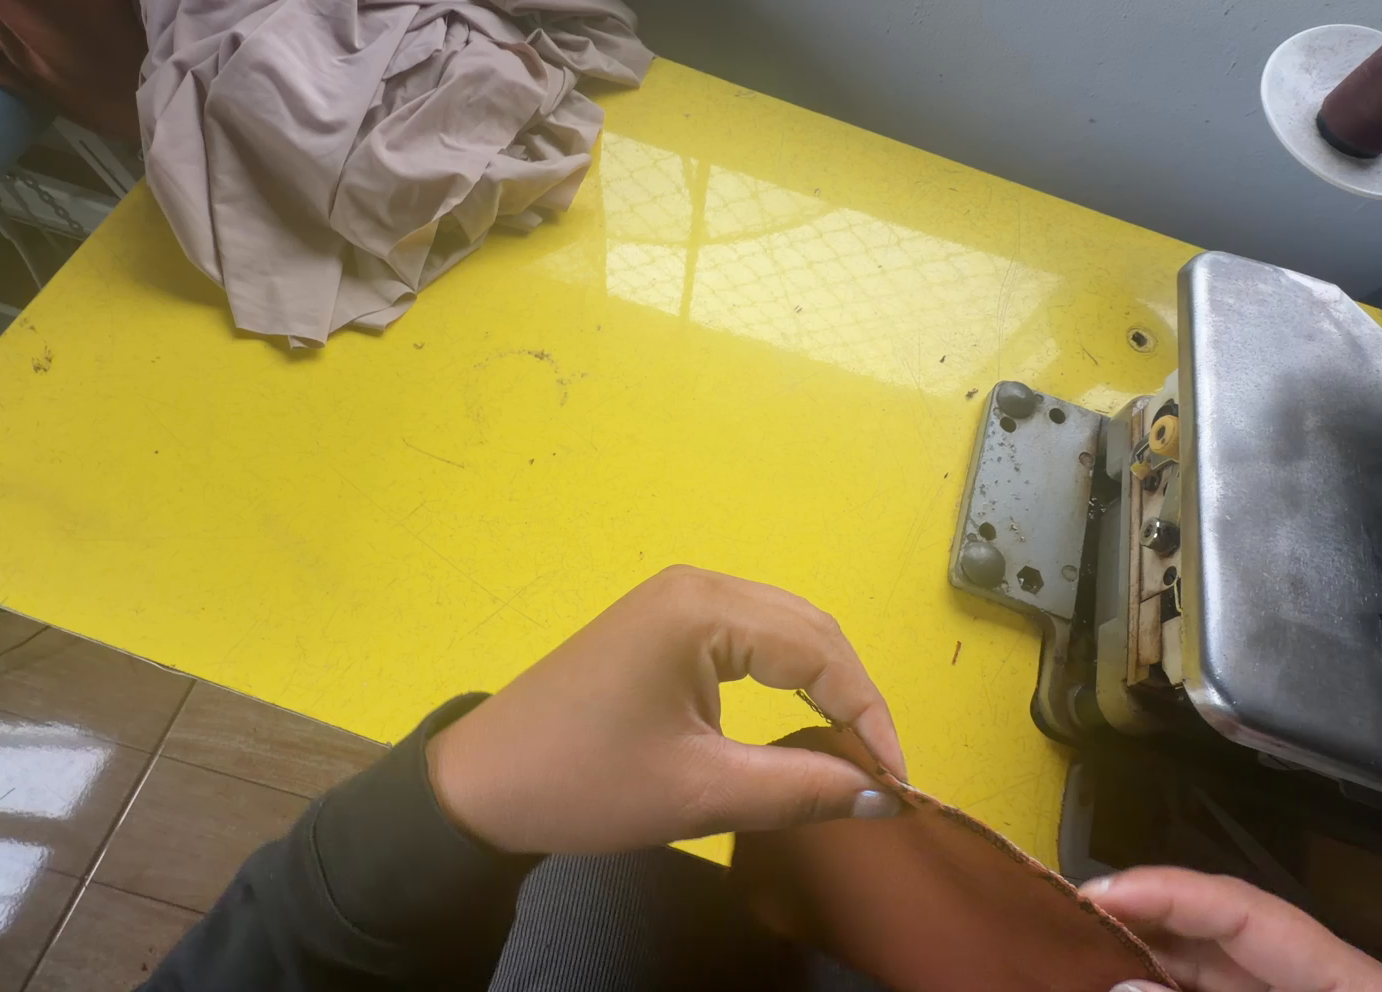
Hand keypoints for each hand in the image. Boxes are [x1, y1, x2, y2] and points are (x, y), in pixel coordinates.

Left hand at [425, 565, 906, 854]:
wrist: (483, 783)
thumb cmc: (585, 782)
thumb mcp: (698, 792)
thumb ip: (800, 790)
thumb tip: (883, 799)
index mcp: (704, 607)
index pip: (819, 650)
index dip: (869, 714)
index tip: (898, 783)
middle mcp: (699, 583)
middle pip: (808, 629)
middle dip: (852, 696)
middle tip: (879, 769)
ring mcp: (681, 596)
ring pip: (784, 628)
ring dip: (825, 682)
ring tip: (850, 747)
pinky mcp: (670, 618)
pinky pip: (753, 635)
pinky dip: (789, 673)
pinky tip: (802, 712)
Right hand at [1082, 867, 1381, 991]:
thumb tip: (1122, 987)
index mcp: (1352, 987)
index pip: (1247, 911)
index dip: (1166, 892)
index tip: (1094, 897)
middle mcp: (1322, 987)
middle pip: (1219, 934)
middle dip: (1143, 923)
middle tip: (1069, 923)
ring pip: (1208, 968)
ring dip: (1145, 960)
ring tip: (1084, 954)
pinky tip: (1123, 986)